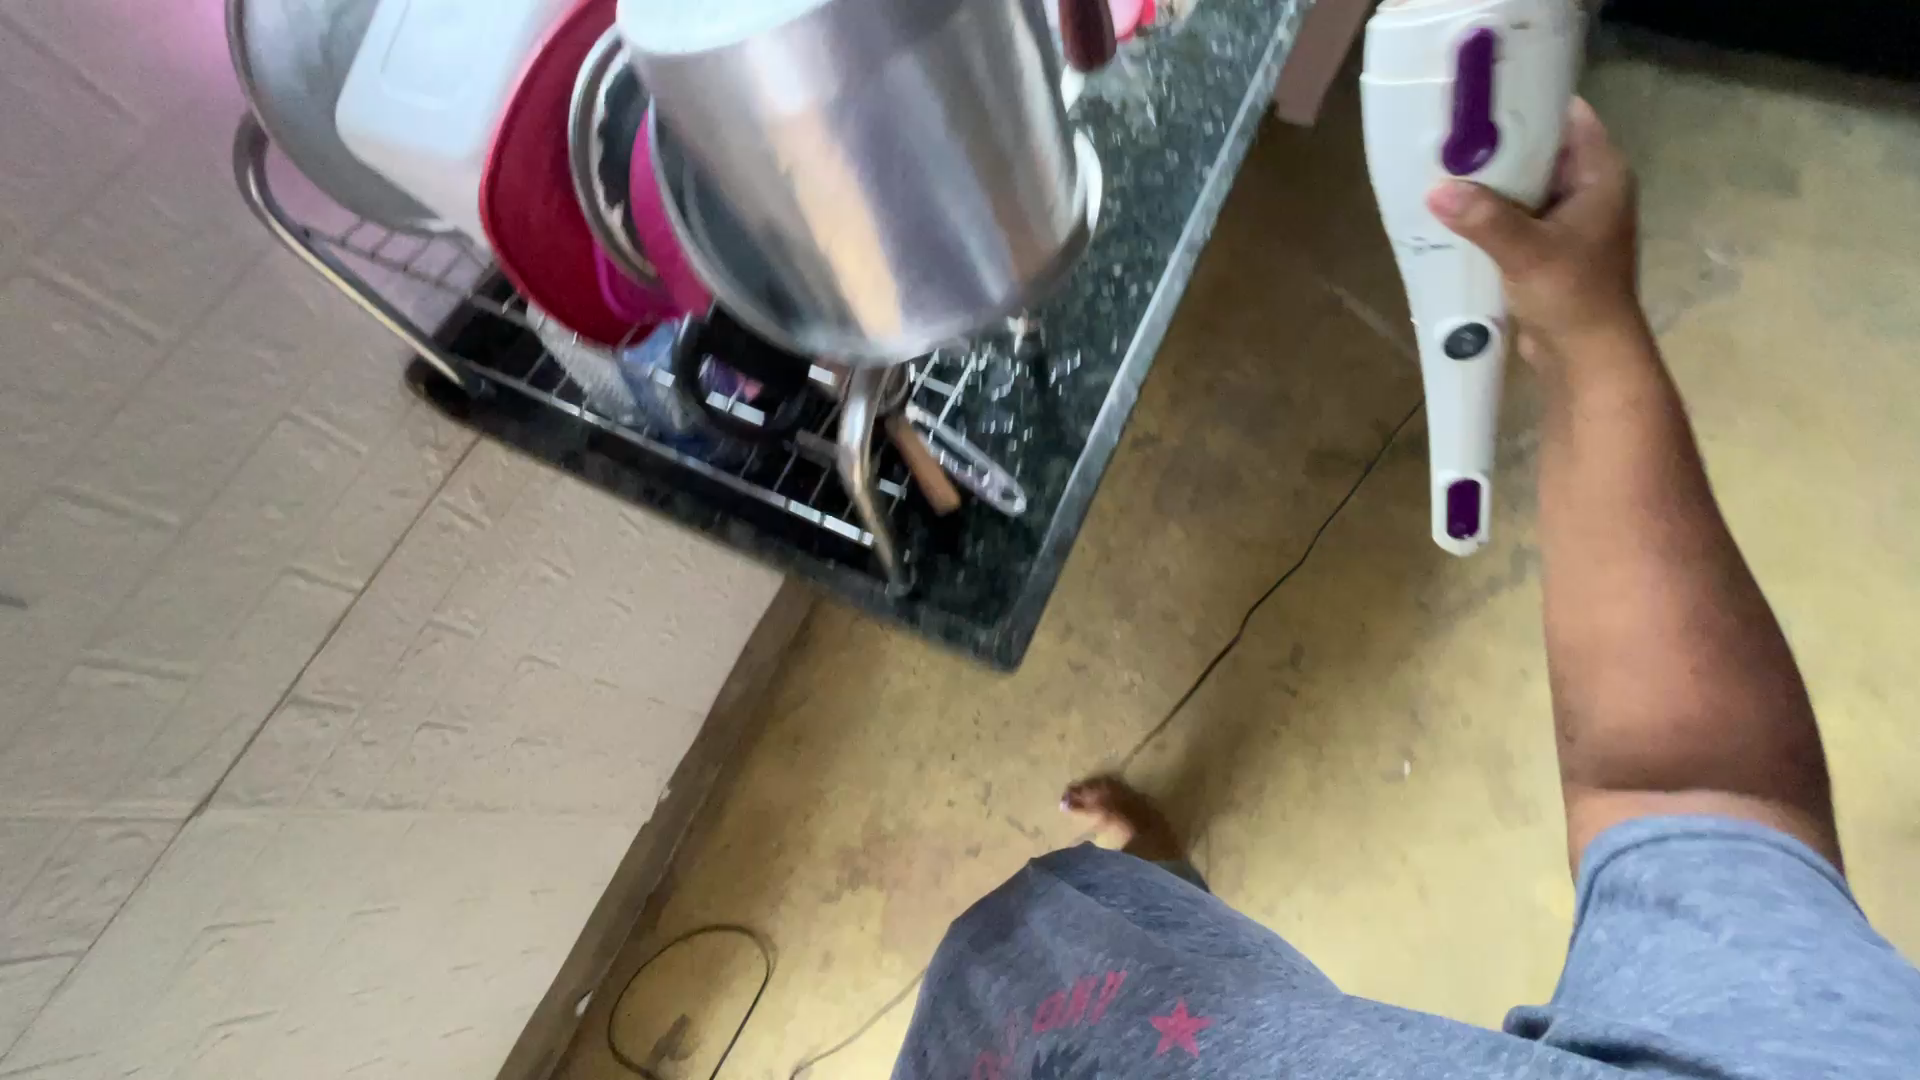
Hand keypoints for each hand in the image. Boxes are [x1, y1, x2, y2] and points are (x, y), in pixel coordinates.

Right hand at [1426, 98, 1644, 367]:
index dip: (1526, 107)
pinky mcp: (1546, 248)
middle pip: (1538, 153)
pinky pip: (1513, 219)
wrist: (1584, 352)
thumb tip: (1435, 190)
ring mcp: (1567, 221)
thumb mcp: (1527, 252)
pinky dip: (1487, 217)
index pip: (1566, 119)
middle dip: (1495, 150)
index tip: (1479, 107)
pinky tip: (1454, 221)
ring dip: (1486, 188)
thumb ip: (1484, 219)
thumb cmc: (1572, 295)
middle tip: (1446, 144)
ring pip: (1522, 188)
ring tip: (1441, 179)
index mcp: (1600, 174)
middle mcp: (1587, 189)